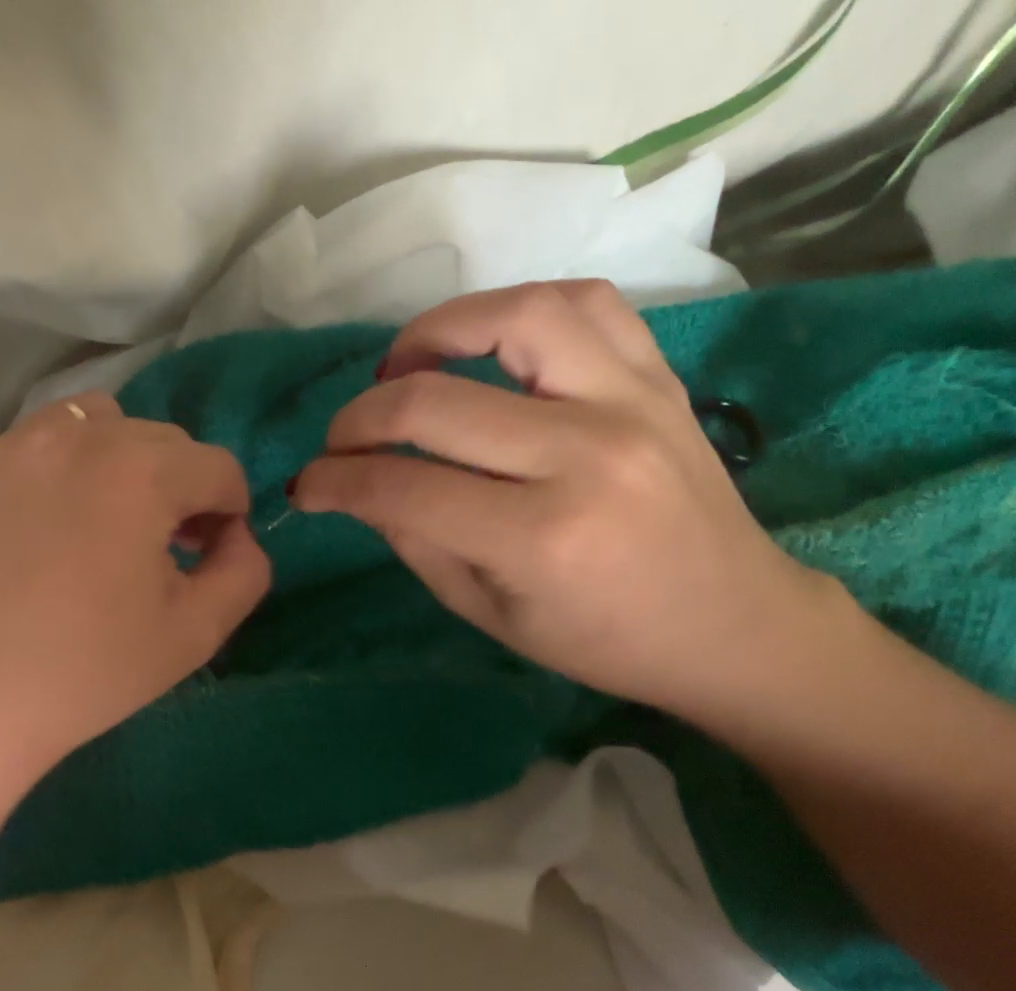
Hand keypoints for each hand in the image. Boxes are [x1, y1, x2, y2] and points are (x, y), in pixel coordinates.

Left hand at [0, 392, 269, 891]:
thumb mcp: (194, 633)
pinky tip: (35, 532)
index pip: (216, 466)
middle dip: (176, 484)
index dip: (229, 509)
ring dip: (114, 461)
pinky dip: (50, 474)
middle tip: (160, 544)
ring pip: (88, 425)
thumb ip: (244, 569)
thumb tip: (236, 534)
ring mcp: (9, 448)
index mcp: (141, 469)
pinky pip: (27, 450)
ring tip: (98, 522)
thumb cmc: (85, 672)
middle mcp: (75, 436)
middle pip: (157, 440)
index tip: (211, 550)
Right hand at [290, 281, 843, 719]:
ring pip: (515, 316)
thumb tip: (352, 483)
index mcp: (541, 538)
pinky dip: (517, 312)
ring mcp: (632, 404)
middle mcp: (586, 456)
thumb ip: (411, 538)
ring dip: (435, 331)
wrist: (733, 623)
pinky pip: (585, 304)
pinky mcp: (658, 379)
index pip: (399, 486)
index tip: (308, 485)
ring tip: (404, 367)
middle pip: (432, 402)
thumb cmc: (599, 636)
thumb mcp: (484, 609)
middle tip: (343, 441)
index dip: (332, 481)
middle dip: (357, 419)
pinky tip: (485, 347)